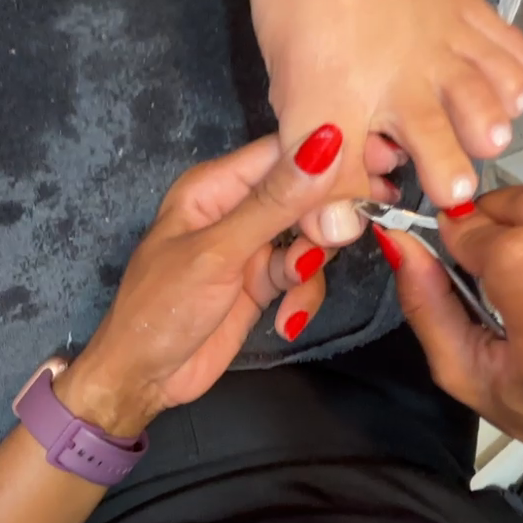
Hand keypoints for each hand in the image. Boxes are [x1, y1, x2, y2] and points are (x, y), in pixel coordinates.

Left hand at [58, 128, 344, 434]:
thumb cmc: (162, 309)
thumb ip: (272, 204)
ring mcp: (250, 249)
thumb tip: (325, 144)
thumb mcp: (217, 253)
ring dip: (311, 262)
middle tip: (330, 244)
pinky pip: (301, 276)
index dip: (330, 159)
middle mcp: (235, 210)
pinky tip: (286, 320)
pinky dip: (301, 295)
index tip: (378, 171)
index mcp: (213, 188)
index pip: (283, 152)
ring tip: (292, 282)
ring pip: (309, 236)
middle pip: (304, 193)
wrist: (144, 378)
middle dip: (324, 219)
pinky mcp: (261, 285)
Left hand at [239, 0, 522, 245]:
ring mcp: (448, 36)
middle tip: (464, 193)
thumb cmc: (300, 2)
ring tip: (495, 138)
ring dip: (492, 119)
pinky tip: (518, 86)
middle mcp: (418, 80)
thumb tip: (338, 236)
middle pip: (447, 134)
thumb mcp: (292, 96)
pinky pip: (505, 42)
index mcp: (365, 109)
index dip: (379, 204)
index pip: (382, 174)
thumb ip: (318, 170)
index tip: (388, 225)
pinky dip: (516, 69)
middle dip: (453, 166)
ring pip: (487, 90)